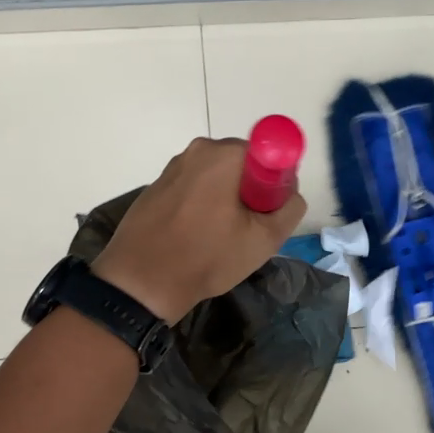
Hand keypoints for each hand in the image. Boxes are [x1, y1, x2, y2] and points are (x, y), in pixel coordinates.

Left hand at [91, 137, 306, 322]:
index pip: (269, 153)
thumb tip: (289, 192)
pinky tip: (195, 238)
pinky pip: (194, 190)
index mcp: (225, 154)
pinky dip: (202, 208)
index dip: (276, 183)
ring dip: (227, 202)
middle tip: (248, 230)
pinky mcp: (157, 187)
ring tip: (220, 238)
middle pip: (243, 164)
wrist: (142, 282)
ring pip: (218, 179)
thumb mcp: (265, 239)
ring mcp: (173, 168)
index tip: (267, 213)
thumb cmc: (208, 257)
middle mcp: (197, 150)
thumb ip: (290, 208)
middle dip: (252, 192)